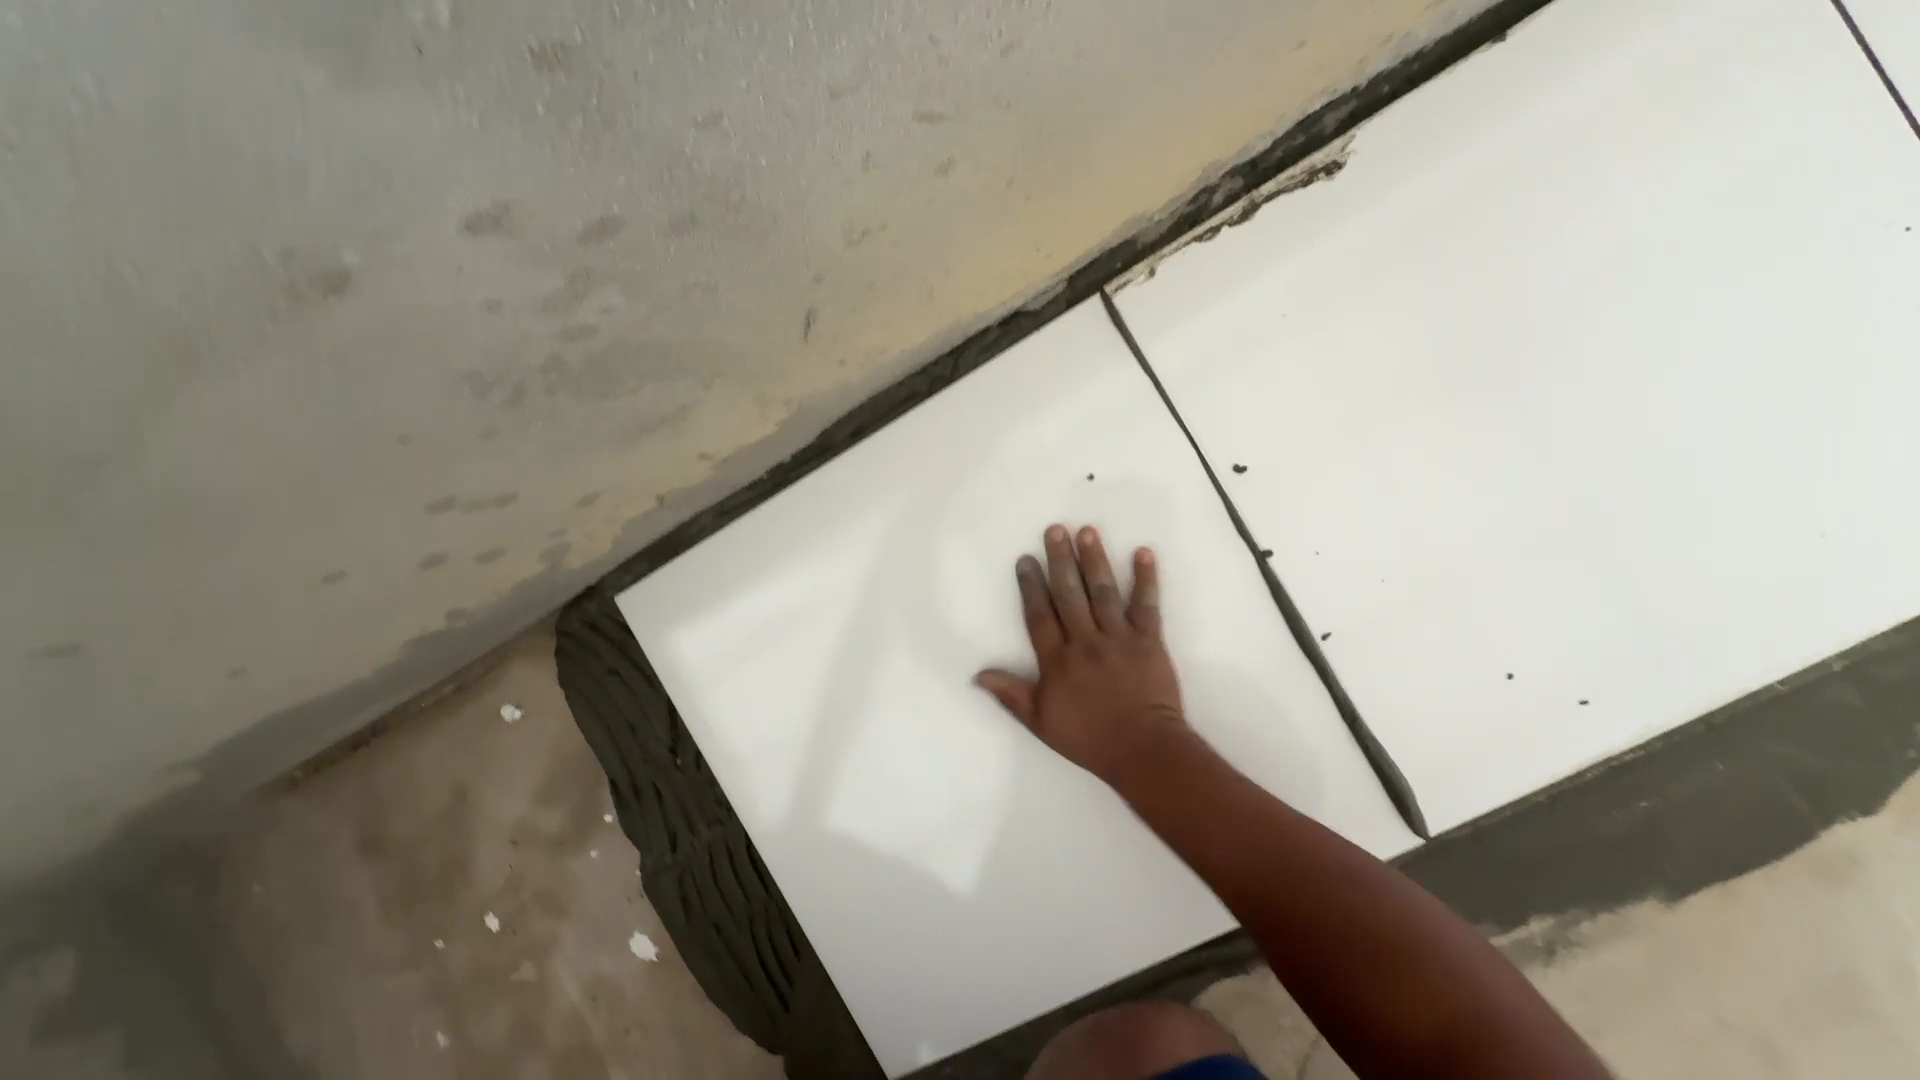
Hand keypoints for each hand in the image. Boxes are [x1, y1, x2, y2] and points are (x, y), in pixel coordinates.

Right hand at [975, 524, 1194, 787]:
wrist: (1143, 750)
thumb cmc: (1089, 739)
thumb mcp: (1041, 722)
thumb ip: (1011, 695)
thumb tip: (978, 675)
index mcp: (1057, 661)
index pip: (1040, 615)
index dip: (1031, 586)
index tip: (1026, 559)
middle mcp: (1085, 642)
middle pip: (1070, 594)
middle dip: (1061, 560)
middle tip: (1055, 530)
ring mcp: (1119, 639)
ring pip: (1104, 592)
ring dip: (1095, 560)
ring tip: (1088, 531)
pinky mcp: (1150, 641)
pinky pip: (1147, 605)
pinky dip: (1146, 579)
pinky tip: (1143, 553)